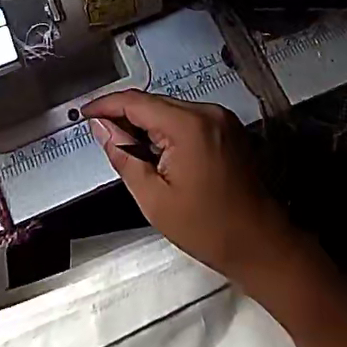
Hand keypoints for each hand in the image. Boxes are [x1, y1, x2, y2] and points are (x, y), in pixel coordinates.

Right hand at [83, 90, 314, 292]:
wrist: (262, 244)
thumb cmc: (208, 228)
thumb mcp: (154, 198)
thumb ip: (124, 155)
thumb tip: (101, 127)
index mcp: (189, 126)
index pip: (137, 101)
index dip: (106, 105)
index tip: (84, 113)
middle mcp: (207, 112)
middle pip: (154, 102)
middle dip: (124, 114)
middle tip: (100, 134)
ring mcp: (221, 118)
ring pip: (169, 109)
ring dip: (145, 123)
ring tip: (126, 147)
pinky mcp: (228, 128)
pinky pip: (187, 118)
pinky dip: (166, 129)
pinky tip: (155, 150)